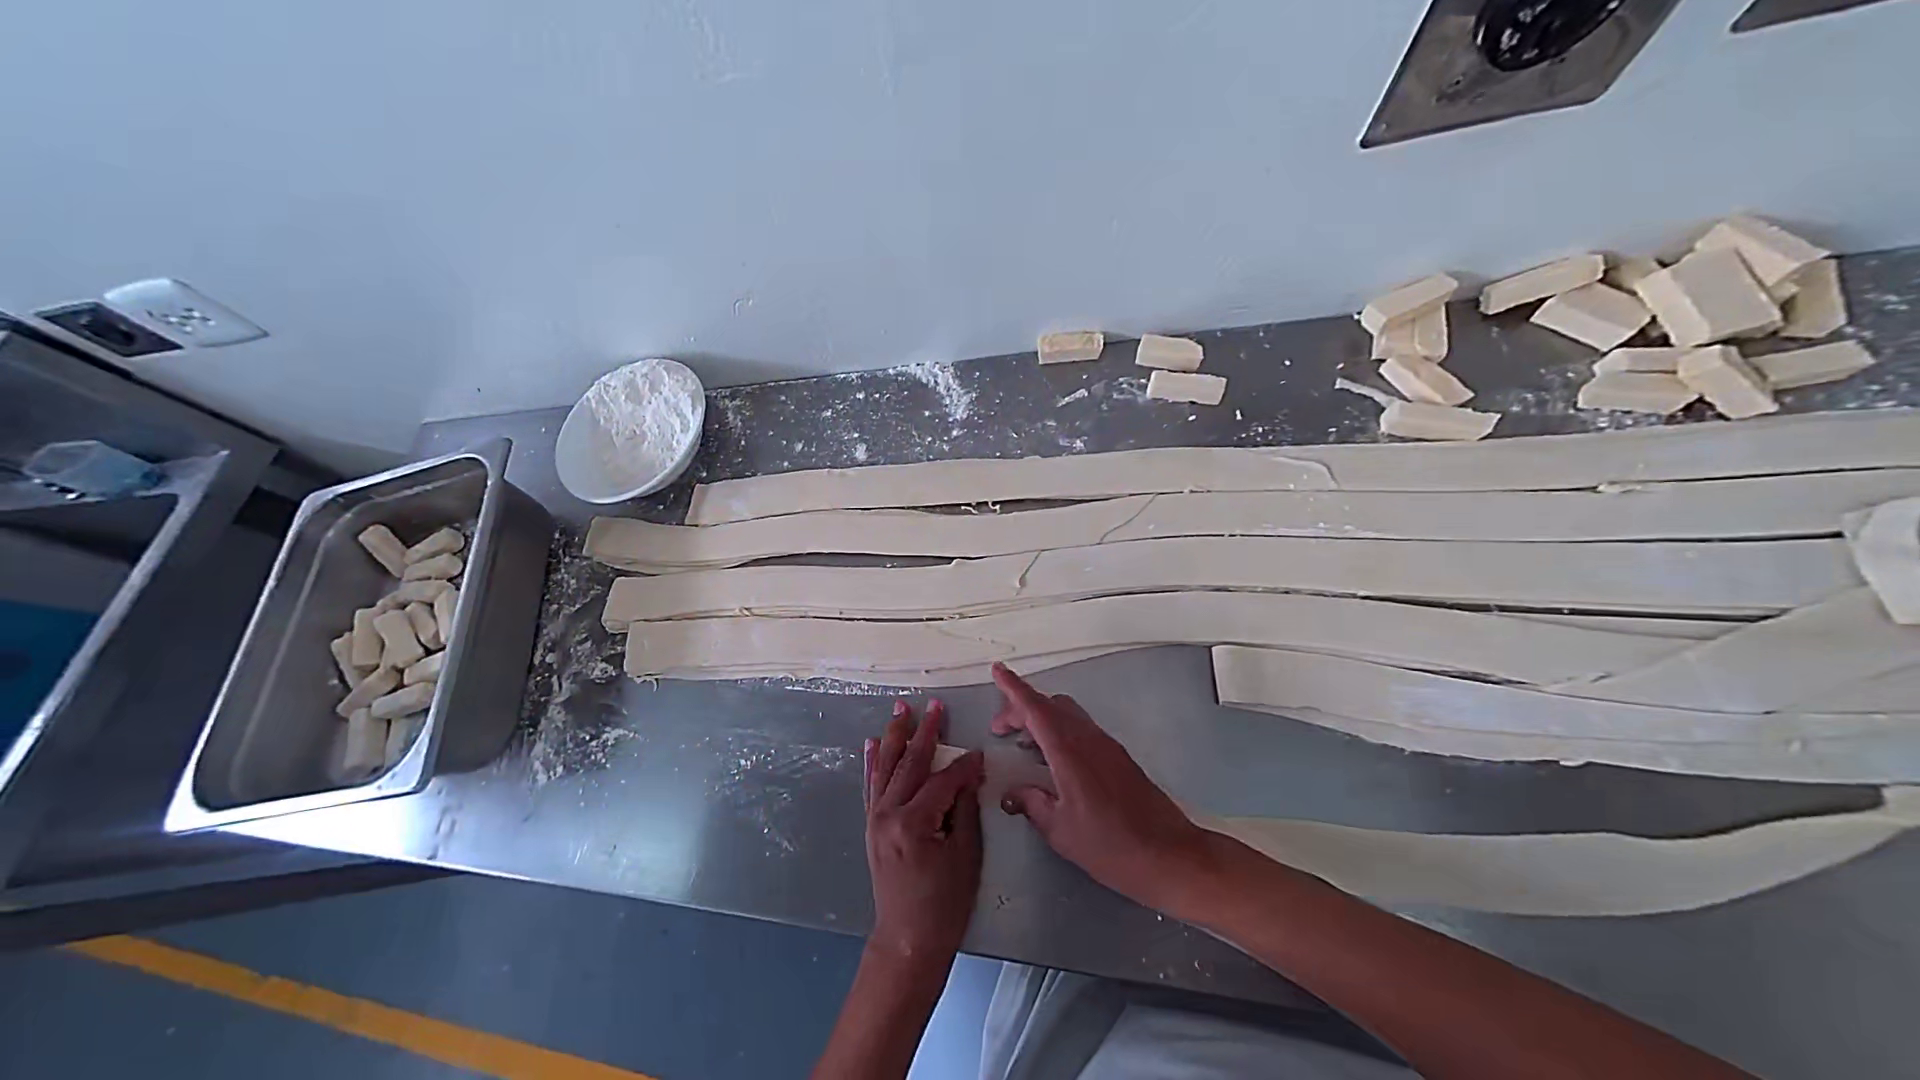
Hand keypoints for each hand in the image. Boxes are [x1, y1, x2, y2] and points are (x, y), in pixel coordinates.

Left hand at [864, 698, 984, 964]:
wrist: (909, 939)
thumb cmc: (944, 903)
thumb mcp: (966, 856)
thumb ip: (965, 809)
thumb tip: (969, 774)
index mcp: (913, 823)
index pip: (942, 781)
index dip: (963, 766)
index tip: (978, 753)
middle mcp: (888, 814)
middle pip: (909, 764)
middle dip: (924, 732)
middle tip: (934, 706)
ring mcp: (875, 819)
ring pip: (886, 768)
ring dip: (895, 736)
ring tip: (901, 709)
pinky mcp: (871, 826)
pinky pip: (871, 786)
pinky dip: (873, 762)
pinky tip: (874, 743)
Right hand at [990, 663, 1217, 916]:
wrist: (1169, 856)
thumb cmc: (1113, 846)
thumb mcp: (1060, 830)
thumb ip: (1032, 804)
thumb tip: (1014, 794)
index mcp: (1069, 751)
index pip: (1035, 708)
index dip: (1013, 688)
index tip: (998, 671)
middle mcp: (1089, 740)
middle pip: (1051, 705)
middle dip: (1022, 707)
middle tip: (1002, 728)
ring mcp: (1107, 746)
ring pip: (1068, 715)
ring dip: (1042, 719)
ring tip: (1024, 744)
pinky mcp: (1118, 758)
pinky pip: (1082, 729)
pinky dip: (1060, 731)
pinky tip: (1053, 761)